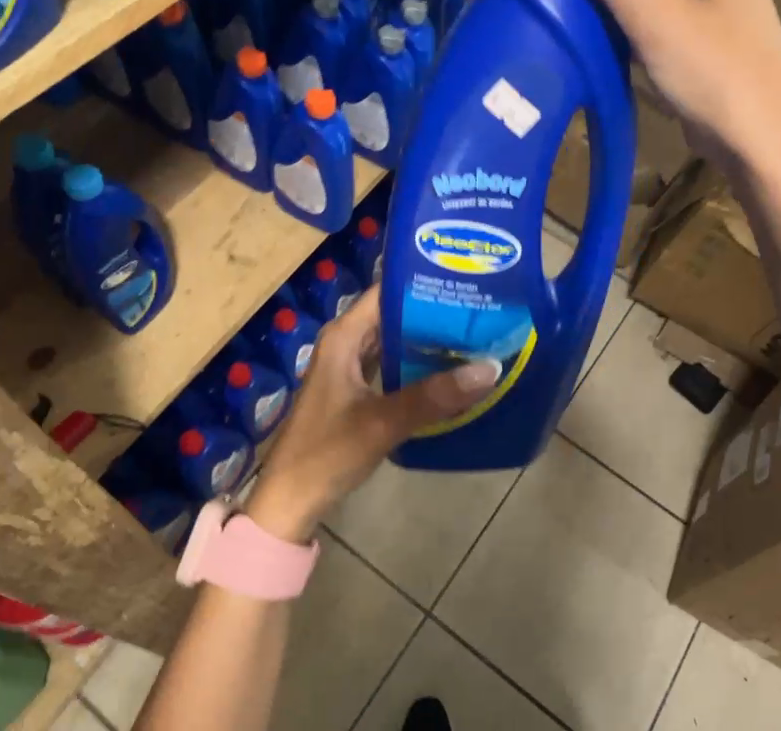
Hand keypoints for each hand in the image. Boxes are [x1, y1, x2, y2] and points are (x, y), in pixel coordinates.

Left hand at [243, 288, 499, 542]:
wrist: (289, 502)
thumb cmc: (326, 453)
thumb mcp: (382, 422)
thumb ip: (434, 396)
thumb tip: (491, 368)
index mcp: (343, 337)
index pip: (386, 291)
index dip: (422, 281)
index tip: (464, 278)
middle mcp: (346, 344)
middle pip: (394, 314)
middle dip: (433, 310)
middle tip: (482, 305)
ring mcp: (349, 369)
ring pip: (394, 341)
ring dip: (428, 338)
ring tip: (475, 332)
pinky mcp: (356, 393)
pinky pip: (392, 366)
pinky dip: (418, 365)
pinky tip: (450, 371)